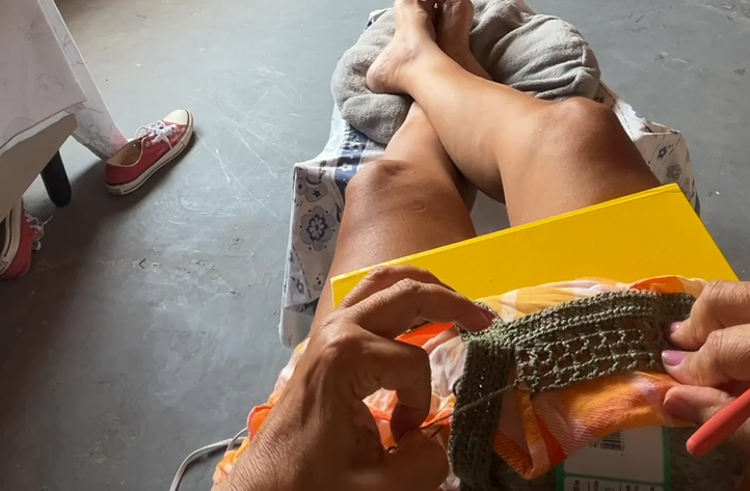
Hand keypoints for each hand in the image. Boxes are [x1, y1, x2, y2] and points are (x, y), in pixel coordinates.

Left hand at [224, 266, 492, 490]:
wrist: (264, 487)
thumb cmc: (313, 483)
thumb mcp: (377, 487)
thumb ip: (425, 462)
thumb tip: (441, 440)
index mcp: (349, 356)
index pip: (413, 364)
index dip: (420, 403)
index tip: (405, 436)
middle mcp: (340, 327)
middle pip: (407, 293)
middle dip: (452, 302)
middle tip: (485, 321)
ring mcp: (330, 325)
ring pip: (385, 280)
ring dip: (425, 286)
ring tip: (457, 302)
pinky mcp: (326, 333)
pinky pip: (368, 293)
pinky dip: (399, 291)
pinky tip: (416, 306)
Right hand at [660, 279, 749, 490]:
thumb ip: (726, 417)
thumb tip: (663, 398)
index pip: (718, 348)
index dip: (690, 371)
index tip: (671, 385)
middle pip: (720, 300)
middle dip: (696, 332)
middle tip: (686, 365)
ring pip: (743, 295)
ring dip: (727, 327)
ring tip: (733, 369)